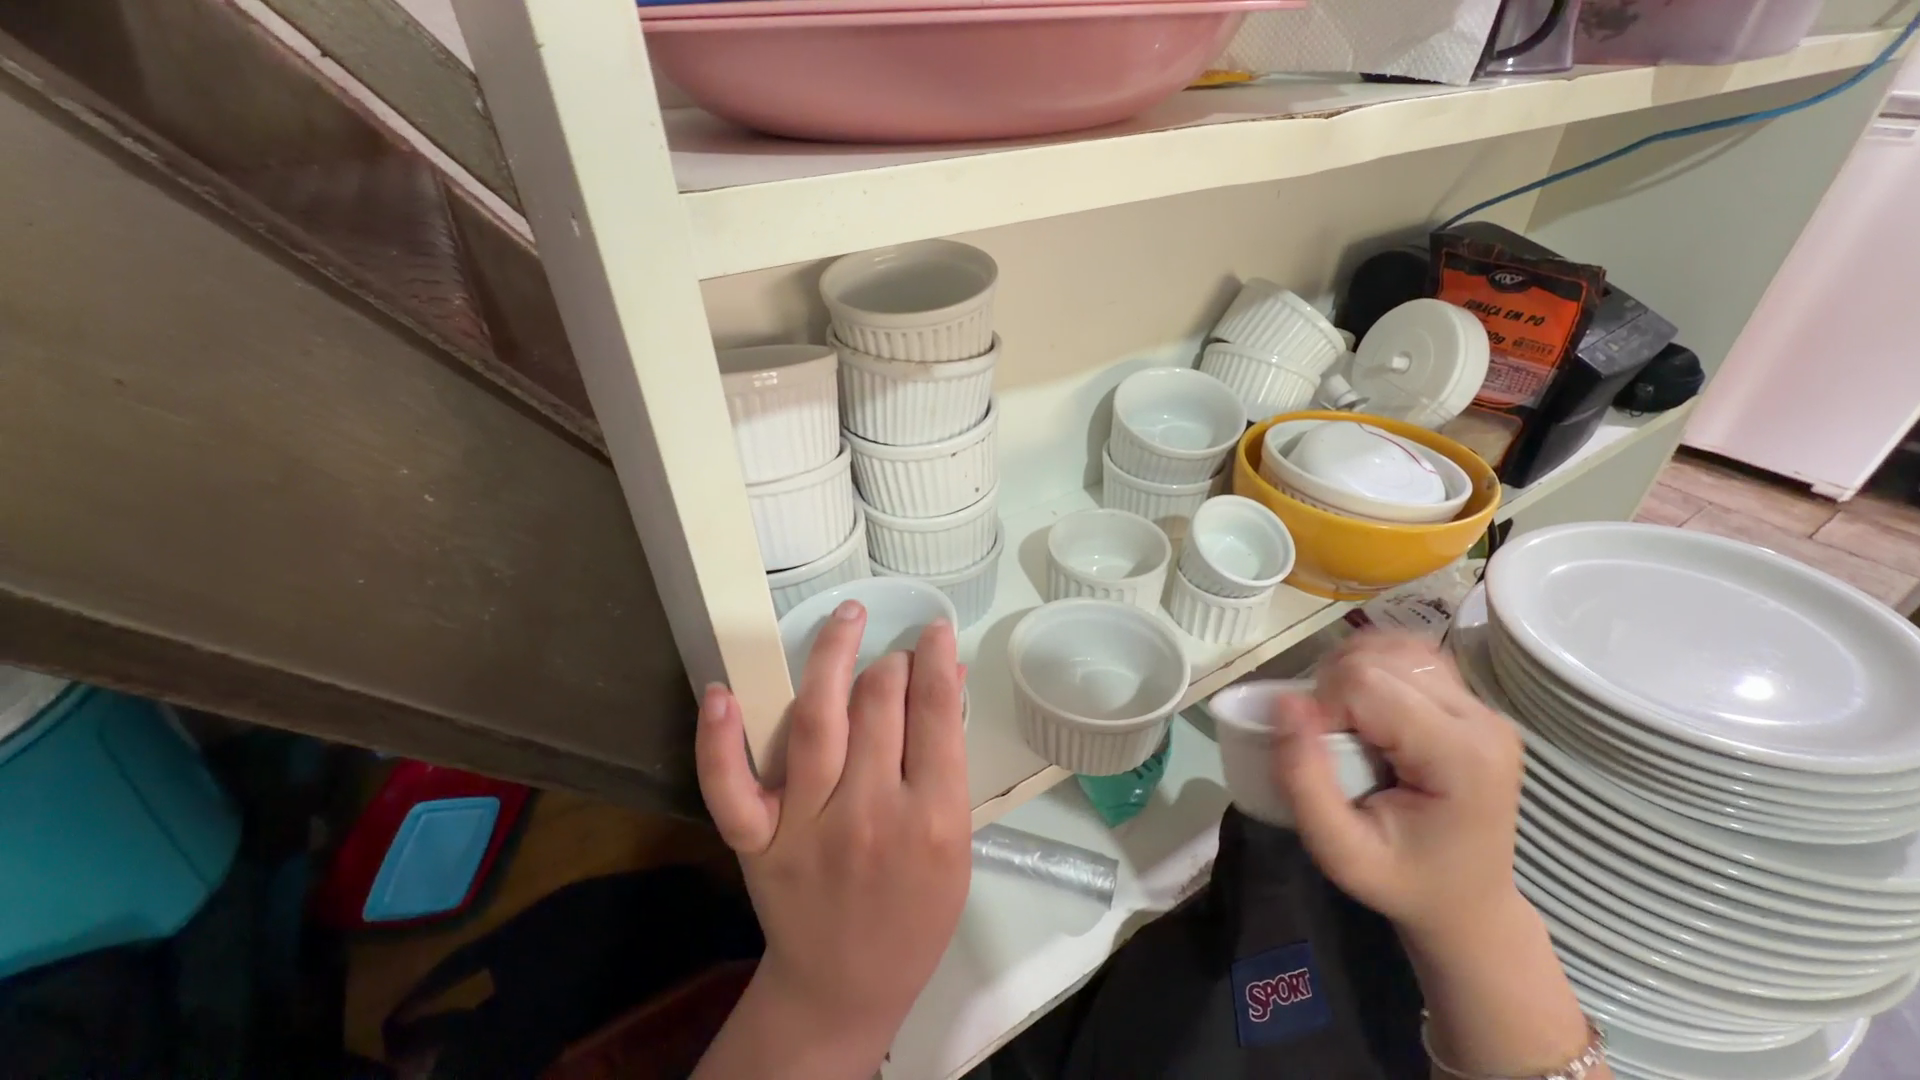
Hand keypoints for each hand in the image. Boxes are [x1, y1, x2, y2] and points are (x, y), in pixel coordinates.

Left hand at [693, 601, 971, 1076]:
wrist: (847, 985)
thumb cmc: (915, 914)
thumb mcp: (956, 843)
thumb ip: (949, 762)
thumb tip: (950, 679)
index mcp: (932, 818)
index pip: (936, 711)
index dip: (937, 657)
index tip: (936, 630)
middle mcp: (870, 812)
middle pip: (879, 703)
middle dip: (893, 661)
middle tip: (896, 651)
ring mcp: (807, 824)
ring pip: (817, 719)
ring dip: (832, 655)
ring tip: (846, 618)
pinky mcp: (757, 840)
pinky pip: (730, 784)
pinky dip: (718, 738)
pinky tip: (722, 691)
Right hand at [1269, 631, 1522, 943]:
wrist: (1469, 902)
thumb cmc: (1404, 882)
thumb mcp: (1340, 851)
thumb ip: (1304, 780)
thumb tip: (1283, 702)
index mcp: (1459, 754)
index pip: (1366, 683)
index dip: (1321, 705)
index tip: (1317, 753)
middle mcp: (1480, 717)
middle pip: (1378, 659)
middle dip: (1333, 690)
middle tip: (1329, 744)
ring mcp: (1482, 706)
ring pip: (1394, 647)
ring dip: (1351, 673)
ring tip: (1343, 722)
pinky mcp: (1472, 703)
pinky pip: (1411, 656)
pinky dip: (1373, 667)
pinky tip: (1363, 706)